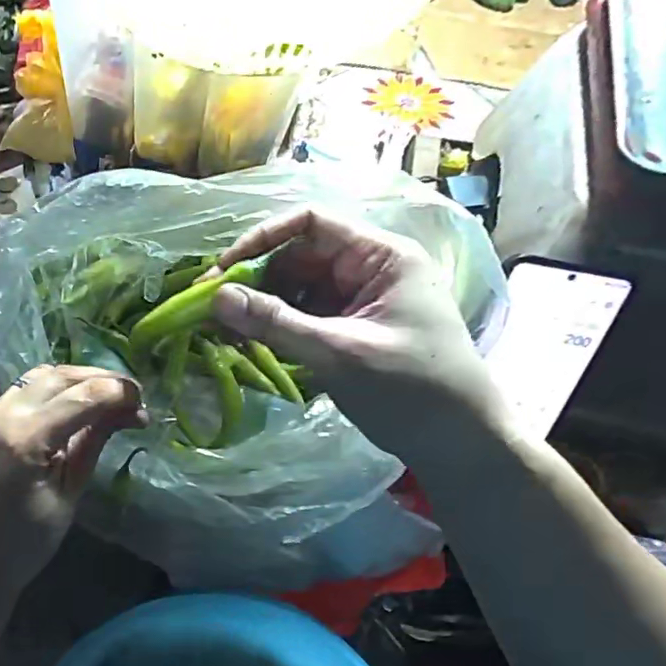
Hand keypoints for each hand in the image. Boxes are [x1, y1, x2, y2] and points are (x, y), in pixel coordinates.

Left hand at [0, 366, 145, 585]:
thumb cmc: (27, 540)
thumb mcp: (70, 492)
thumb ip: (94, 441)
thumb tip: (129, 411)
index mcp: (24, 439)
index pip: (81, 396)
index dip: (117, 393)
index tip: (144, 402)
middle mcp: (2, 415)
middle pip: (59, 376)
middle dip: (100, 380)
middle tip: (132, 397)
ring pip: (40, 376)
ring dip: (77, 380)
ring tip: (108, 398)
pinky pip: (25, 390)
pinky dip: (55, 389)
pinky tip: (76, 404)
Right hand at [209, 207, 509, 464]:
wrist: (455, 440)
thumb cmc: (411, 387)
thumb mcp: (339, 352)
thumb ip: (277, 324)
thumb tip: (216, 298)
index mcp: (379, 257)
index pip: (311, 224)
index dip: (262, 240)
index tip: (222, 271)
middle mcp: (365, 271)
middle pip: (295, 259)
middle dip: (252, 280)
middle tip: (210, 308)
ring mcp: (353, 302)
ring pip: (292, 290)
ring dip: (258, 307)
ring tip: (221, 330)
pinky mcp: (343, 331)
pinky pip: (298, 318)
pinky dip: (271, 328)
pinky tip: (245, 343)